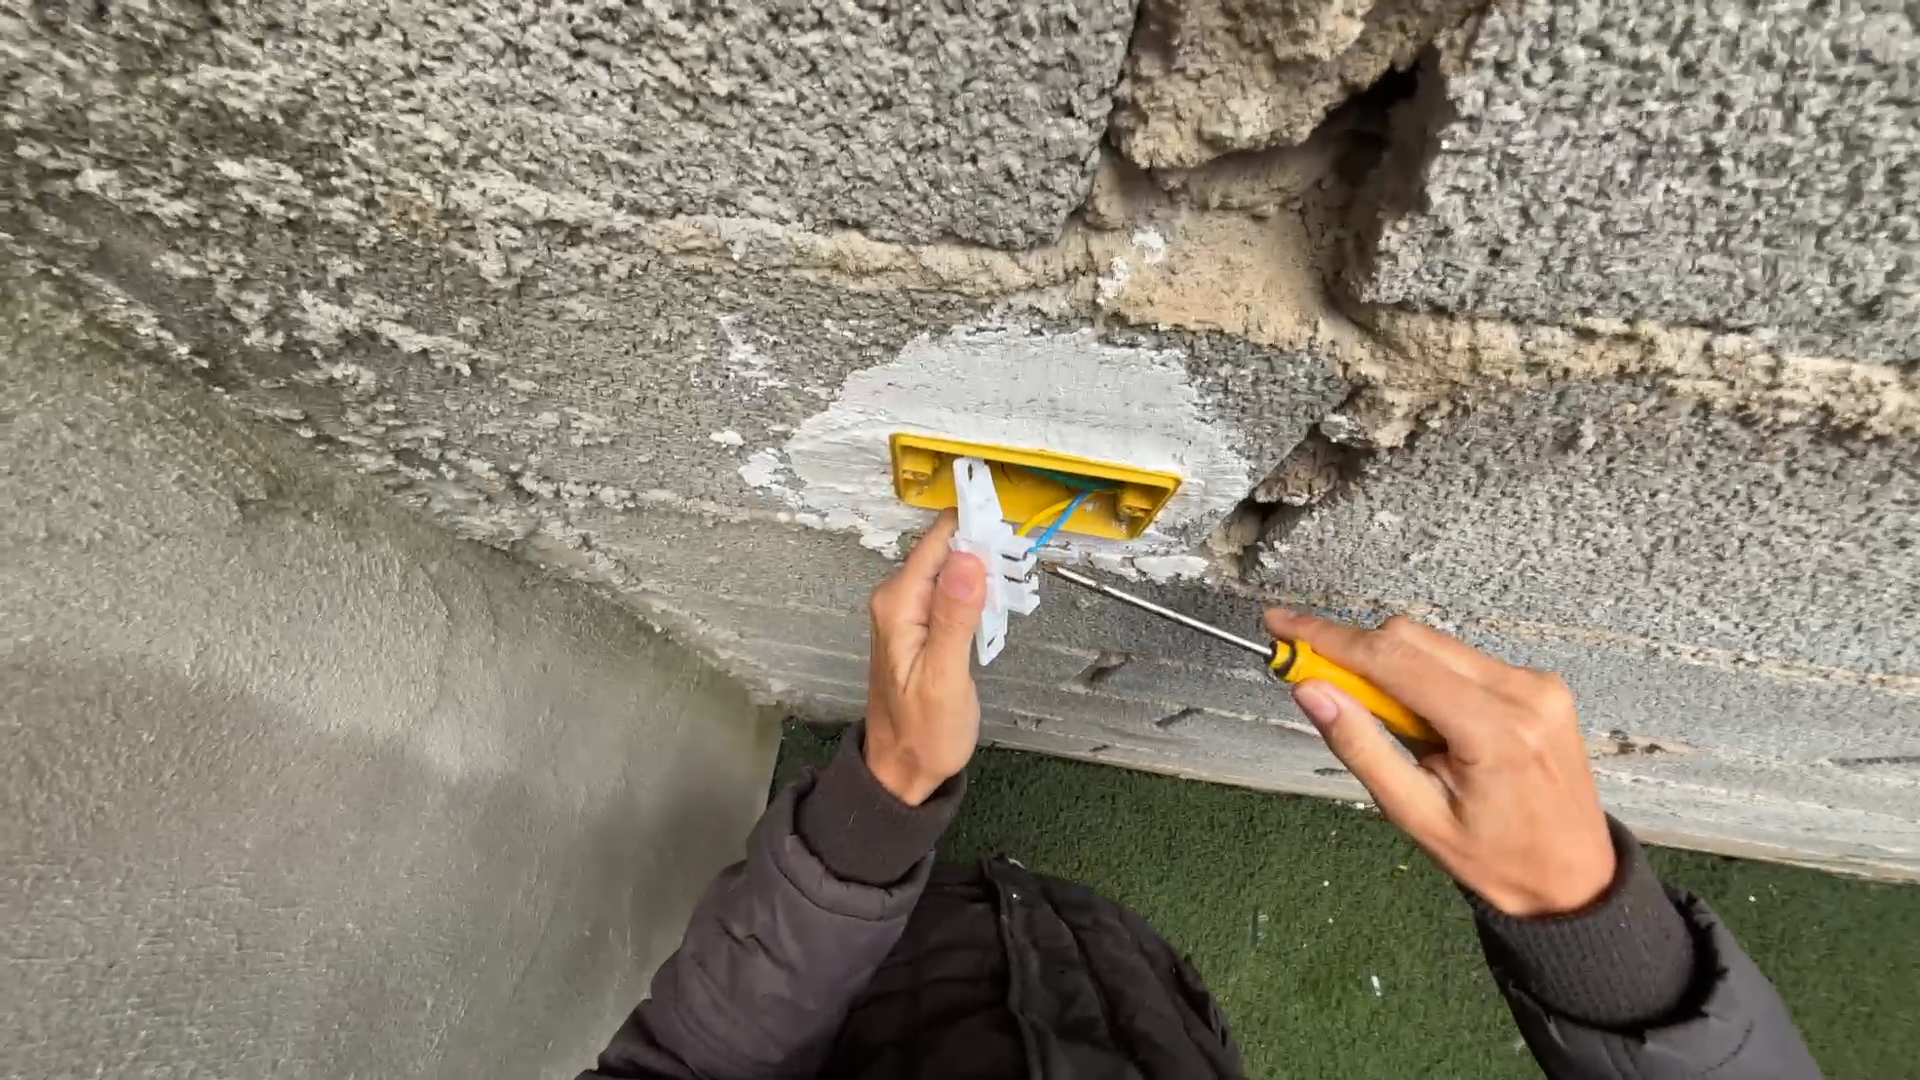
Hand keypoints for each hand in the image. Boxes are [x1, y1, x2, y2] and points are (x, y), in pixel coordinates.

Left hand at [864, 511, 987, 804]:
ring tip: (1007, 601)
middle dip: (985, 555)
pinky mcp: (923, 623)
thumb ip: (955, 616)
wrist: (903, 770)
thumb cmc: (920, 733)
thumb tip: (967, 560)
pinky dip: (979, 598)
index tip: (1006, 528)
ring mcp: (910, 611)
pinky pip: (954, 593)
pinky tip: (993, 618)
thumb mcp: (943, 677)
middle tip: (1014, 578)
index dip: (974, 529)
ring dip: (986, 578)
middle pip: (948, 550)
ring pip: (955, 571)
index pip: (937, 541)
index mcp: (898, 605)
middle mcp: (898, 599)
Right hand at [1265, 611, 1615, 915]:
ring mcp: (1535, 683)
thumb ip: (1359, 745)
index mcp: (1496, 730)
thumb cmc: (1495, 858)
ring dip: (1384, 663)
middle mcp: (1523, 692)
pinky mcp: (1535, 682)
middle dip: (1351, 650)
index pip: (1391, 659)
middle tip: (1314, 679)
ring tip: (1379, 716)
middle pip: (1408, 638)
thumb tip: (1309, 690)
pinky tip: (1415, 713)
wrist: (1577, 881)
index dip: (1325, 637)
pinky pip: (1452, 656)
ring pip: (1428, 642)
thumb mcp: (1412, 813)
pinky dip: (1415, 671)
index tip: (1280, 624)